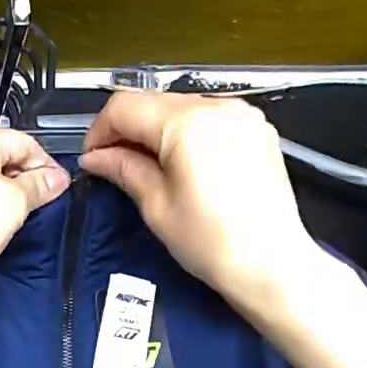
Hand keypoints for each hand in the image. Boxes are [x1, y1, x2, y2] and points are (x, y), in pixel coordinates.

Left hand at [0, 124, 70, 297]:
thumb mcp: (16, 204)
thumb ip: (40, 185)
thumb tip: (54, 178)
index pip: (24, 142)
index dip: (46, 166)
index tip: (57, 185)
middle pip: (0, 155)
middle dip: (22, 179)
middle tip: (37, 203)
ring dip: (0, 194)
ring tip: (7, 220)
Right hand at [80, 89, 322, 303]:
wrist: (272, 265)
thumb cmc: (213, 243)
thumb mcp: (157, 206)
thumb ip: (124, 169)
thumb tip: (97, 157)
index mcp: (187, 123)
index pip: (124, 106)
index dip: (100, 131)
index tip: (93, 158)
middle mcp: (217, 107)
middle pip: (153, 102)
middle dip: (127, 130)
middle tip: (113, 165)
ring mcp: (242, 116)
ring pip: (181, 108)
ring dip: (157, 131)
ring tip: (148, 168)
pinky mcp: (256, 131)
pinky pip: (209, 119)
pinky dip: (187, 134)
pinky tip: (182, 165)